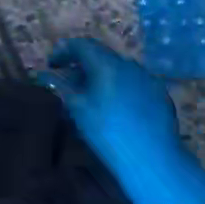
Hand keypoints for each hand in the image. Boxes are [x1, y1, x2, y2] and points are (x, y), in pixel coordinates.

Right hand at [35, 38, 180, 163]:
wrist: (150, 158)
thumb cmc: (108, 133)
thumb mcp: (78, 110)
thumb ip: (61, 88)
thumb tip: (44, 75)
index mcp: (107, 64)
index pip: (82, 45)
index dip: (64, 51)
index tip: (52, 65)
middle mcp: (129, 64)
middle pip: (101, 56)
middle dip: (83, 65)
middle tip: (69, 82)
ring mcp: (148, 77)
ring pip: (120, 70)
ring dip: (103, 77)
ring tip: (92, 97)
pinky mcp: (160, 93)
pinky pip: (135, 83)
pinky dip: (121, 88)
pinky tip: (117, 109)